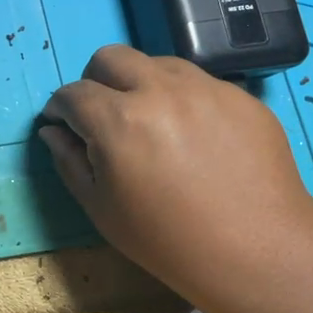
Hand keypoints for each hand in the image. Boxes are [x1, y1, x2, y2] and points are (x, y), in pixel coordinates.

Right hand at [38, 45, 312, 286]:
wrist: (258, 254)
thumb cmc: (166, 240)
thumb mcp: (101, 208)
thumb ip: (69, 161)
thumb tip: (54, 131)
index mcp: (118, 120)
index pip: (72, 93)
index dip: (59, 108)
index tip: (62, 125)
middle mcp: (160, 91)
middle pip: (111, 57)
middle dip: (95, 81)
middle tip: (102, 115)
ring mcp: (207, 90)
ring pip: (157, 63)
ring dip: (140, 84)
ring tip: (151, 123)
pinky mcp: (242, 98)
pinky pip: (199, 83)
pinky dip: (182, 99)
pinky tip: (193, 138)